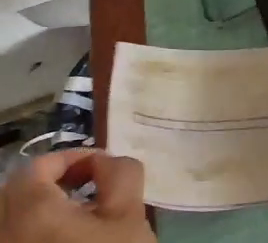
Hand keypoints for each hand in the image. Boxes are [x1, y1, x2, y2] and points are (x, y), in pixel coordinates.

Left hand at [0, 150, 153, 242]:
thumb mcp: (130, 212)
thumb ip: (123, 173)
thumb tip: (105, 161)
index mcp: (28, 212)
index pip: (34, 167)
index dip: (71, 157)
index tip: (101, 167)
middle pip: (13, 191)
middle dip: (52, 181)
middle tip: (89, 186)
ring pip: (6, 214)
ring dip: (37, 204)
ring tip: (72, 213)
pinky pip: (7, 232)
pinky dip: (26, 226)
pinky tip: (54, 236)